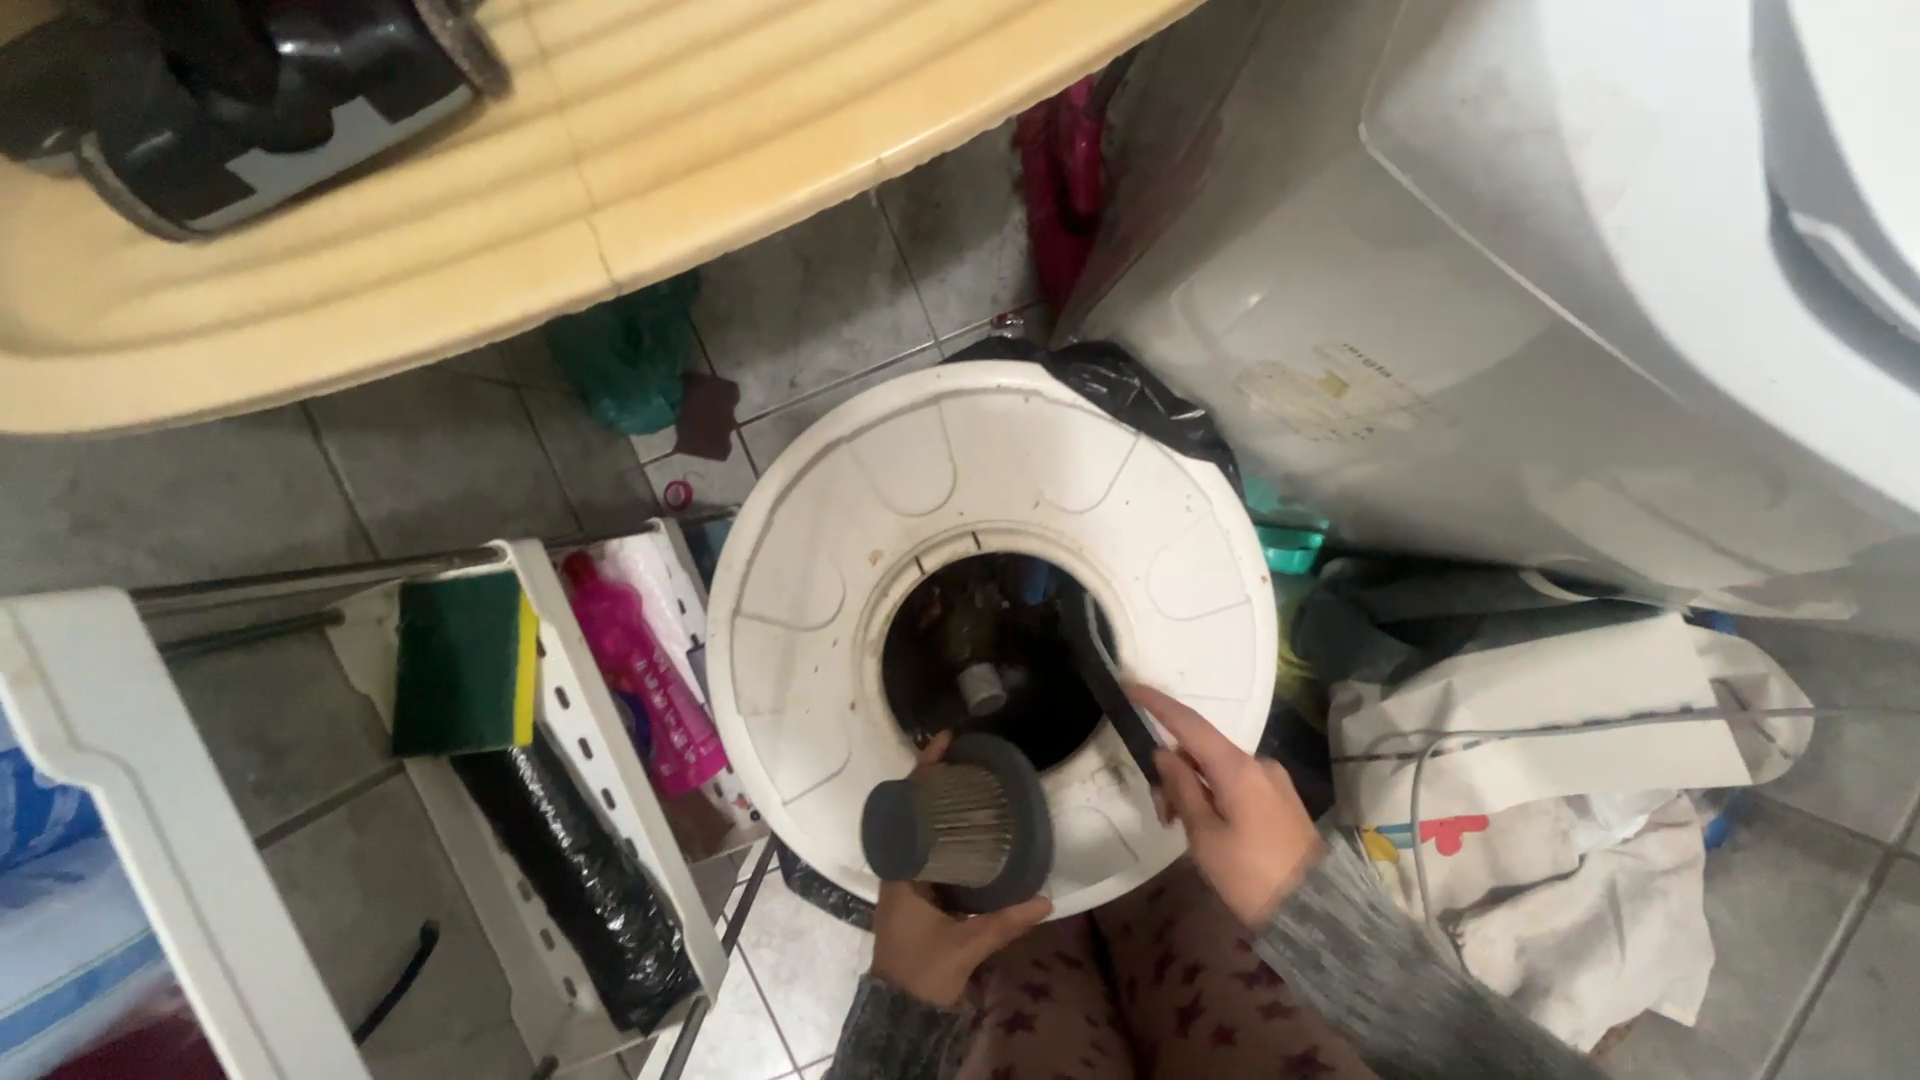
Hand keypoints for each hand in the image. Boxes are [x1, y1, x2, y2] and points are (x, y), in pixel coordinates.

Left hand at [868, 732, 1052, 1006]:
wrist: (902, 1010)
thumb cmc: (924, 970)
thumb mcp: (965, 945)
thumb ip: (1004, 922)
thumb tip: (1045, 900)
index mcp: (900, 870)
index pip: (906, 806)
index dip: (923, 771)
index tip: (944, 742)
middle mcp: (899, 866)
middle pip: (913, 810)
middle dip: (936, 781)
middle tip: (967, 757)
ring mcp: (907, 879)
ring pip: (921, 828)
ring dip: (941, 804)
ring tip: (972, 780)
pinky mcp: (917, 893)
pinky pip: (930, 848)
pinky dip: (947, 831)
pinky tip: (971, 827)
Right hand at [1130, 684, 1322, 925]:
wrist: (1316, 913)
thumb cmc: (1251, 875)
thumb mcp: (1204, 836)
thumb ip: (1181, 788)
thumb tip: (1164, 753)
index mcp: (1237, 768)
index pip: (1189, 724)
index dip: (1158, 705)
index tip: (1131, 689)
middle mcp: (1258, 763)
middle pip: (1201, 750)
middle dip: (1174, 772)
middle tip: (1162, 816)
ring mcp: (1273, 781)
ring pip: (1218, 769)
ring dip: (1194, 789)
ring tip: (1185, 832)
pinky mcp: (1281, 799)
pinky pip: (1237, 783)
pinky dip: (1215, 795)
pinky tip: (1210, 829)